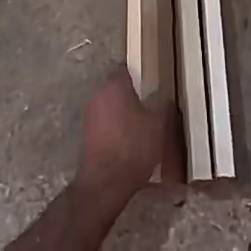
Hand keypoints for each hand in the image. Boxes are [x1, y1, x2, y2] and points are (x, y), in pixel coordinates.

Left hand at [75, 66, 172, 203]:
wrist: (107, 180)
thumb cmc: (134, 145)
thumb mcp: (159, 124)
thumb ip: (162, 105)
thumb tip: (163, 98)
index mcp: (114, 85)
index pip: (126, 69)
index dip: (140, 74)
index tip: (151, 83)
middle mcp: (98, 95)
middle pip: (117, 89)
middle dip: (132, 96)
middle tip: (150, 107)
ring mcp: (89, 115)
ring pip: (111, 107)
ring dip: (123, 114)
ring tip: (142, 129)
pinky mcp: (87, 134)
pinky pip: (105, 125)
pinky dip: (116, 130)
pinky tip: (129, 144)